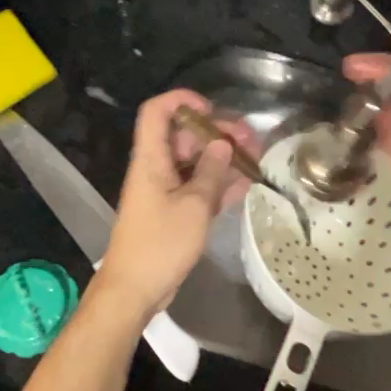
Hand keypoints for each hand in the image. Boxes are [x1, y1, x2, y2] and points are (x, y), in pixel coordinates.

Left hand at [95, 90, 256, 319]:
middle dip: (216, 132)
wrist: (134, 290)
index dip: (182, 100)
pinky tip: (246, 184)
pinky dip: (219, 183)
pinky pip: (198, 187)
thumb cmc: (161, 244)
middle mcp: (156, 168)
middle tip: (250, 139)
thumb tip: (223, 144)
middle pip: (183, 136)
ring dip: (223, 158)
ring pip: (195, 162)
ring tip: (256, 158)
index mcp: (151, 159)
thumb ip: (212, 172)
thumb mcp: (194, 206)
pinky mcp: (173, 211)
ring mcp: (165, 190)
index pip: (157, 111)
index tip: (213, 109)